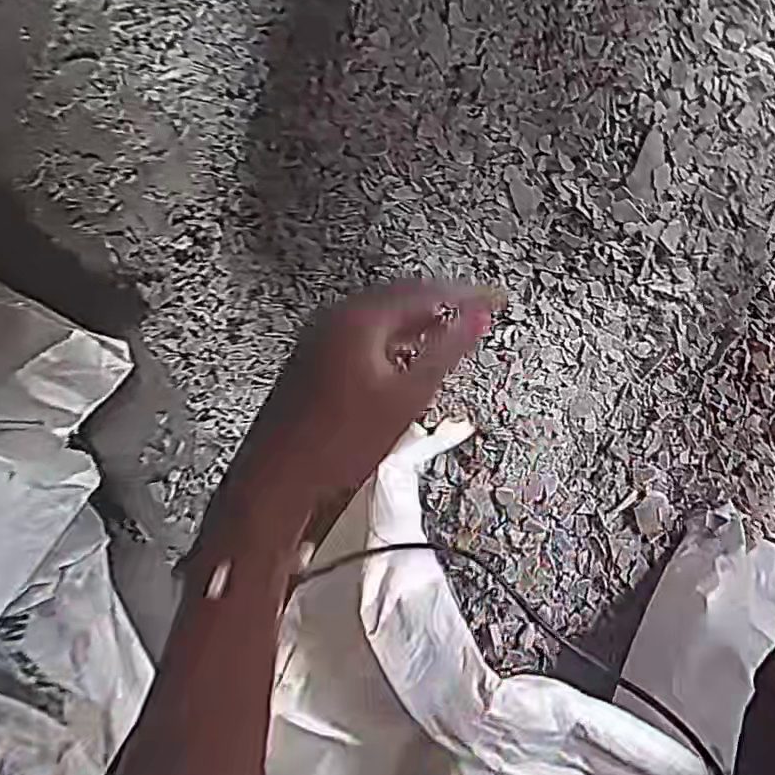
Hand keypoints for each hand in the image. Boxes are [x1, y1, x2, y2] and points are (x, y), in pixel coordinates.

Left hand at [222, 281, 501, 536]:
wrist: (279, 482)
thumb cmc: (338, 444)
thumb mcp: (409, 396)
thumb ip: (447, 349)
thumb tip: (478, 317)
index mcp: (361, 319)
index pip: (428, 292)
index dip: (468, 295)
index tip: (495, 298)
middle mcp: (337, 318)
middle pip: (404, 297)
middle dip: (445, 302)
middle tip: (478, 309)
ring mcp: (322, 336)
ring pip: (385, 315)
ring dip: (420, 319)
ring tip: (451, 329)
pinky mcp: (316, 358)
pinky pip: (367, 333)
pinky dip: (397, 337)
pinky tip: (409, 355)